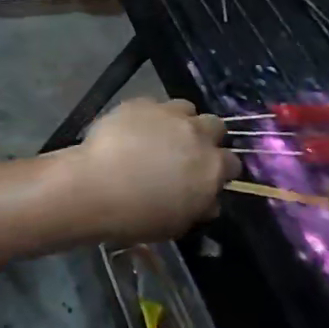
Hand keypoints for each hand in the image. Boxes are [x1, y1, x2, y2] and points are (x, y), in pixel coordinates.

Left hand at [65, 98, 239, 242]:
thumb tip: (208, 200)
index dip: (219, 169)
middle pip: (215, 125)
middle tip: (185, 150)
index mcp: (212, 167)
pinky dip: (147, 114)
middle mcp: (195, 134)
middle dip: (205, 136)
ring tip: (160, 134)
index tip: (206, 175)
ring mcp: (166, 114)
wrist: (97, 186)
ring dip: (179, 120)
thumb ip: (199, 206)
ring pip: (185, 108)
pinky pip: (151, 104)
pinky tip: (132, 128)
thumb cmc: (140, 215)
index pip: (232, 162)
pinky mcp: (137, 104)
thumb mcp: (179, 223)